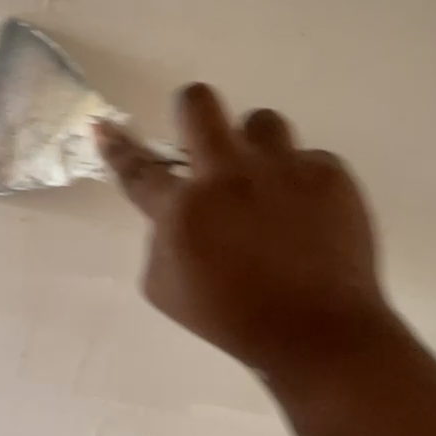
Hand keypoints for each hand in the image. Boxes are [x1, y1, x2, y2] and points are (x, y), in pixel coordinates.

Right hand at [95, 84, 398, 379]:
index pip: (138, 169)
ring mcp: (284, 169)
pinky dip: (298, 182)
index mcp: (182, 208)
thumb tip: (178, 212)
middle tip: (198, 134)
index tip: (104, 127)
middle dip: (190, 109)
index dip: (117, 146)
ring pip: (260, 121)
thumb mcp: (164, 287)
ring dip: (251, 147)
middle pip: (200, 105)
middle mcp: (229, 174)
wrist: (316, 331)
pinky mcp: (331, 174)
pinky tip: (303, 218)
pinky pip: (307, 159)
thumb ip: (162, 239)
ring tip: (261, 183)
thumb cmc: (227, 317)